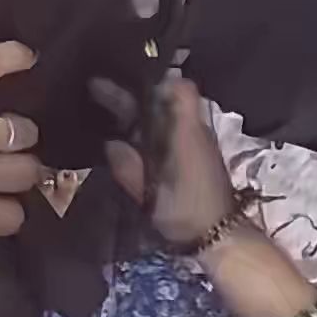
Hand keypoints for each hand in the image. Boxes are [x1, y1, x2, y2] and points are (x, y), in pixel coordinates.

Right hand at [90, 74, 235, 242]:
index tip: (127, 79)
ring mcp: (193, 145)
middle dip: (131, 96)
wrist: (219, 236)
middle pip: (162, 103)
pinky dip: (144, 130)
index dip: (156, 80)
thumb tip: (111, 145)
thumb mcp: (155, 197)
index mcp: (186, 134)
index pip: (181, 90)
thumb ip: (132, 170)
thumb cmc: (189, 214)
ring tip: (101, 109)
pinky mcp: (191, 158)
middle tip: (96, 88)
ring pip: (162, 118)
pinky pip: (165, 133)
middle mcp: (191, 133)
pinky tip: (122, 137)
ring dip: (135, 113)